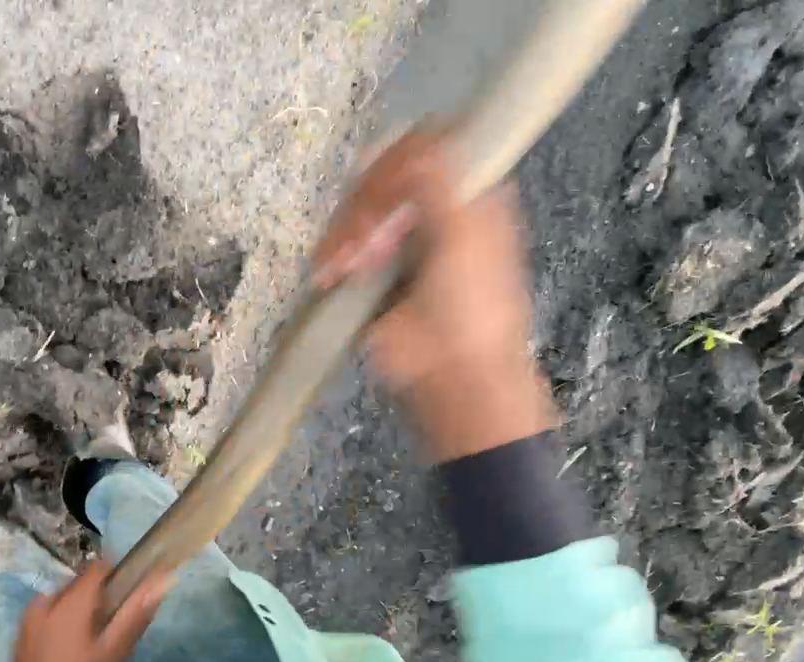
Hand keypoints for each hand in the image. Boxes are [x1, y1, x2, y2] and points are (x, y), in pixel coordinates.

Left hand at [1, 561, 171, 661]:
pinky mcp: (23, 638)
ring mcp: (29, 620)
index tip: (136, 597)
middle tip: (119, 630)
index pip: (99, 567)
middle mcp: (44, 601)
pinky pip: (52, 617)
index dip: (121, 576)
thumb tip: (161, 578)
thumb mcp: (114, 655)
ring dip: (85, 613)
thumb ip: (135, 614)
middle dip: (103, 599)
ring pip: (66, 602)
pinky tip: (77, 654)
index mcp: (68, 601)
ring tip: (100, 646)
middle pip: (82, 585)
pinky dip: (68, 625)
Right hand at [313, 131, 555, 462]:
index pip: (424, 147)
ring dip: (345, 233)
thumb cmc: (472, 308)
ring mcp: (395, 244)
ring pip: (355, 211)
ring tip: (346, 265)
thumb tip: (411, 144)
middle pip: (381, 177)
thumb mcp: (467, 235)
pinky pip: (340, 247)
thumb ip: (439, 181)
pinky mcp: (366, 275)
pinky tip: (332, 273)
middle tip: (367, 238)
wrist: (453, 375)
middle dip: (366, 203)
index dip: (397, 157)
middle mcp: (428, 213)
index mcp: (465, 194)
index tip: (380, 182)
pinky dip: (331, 255)